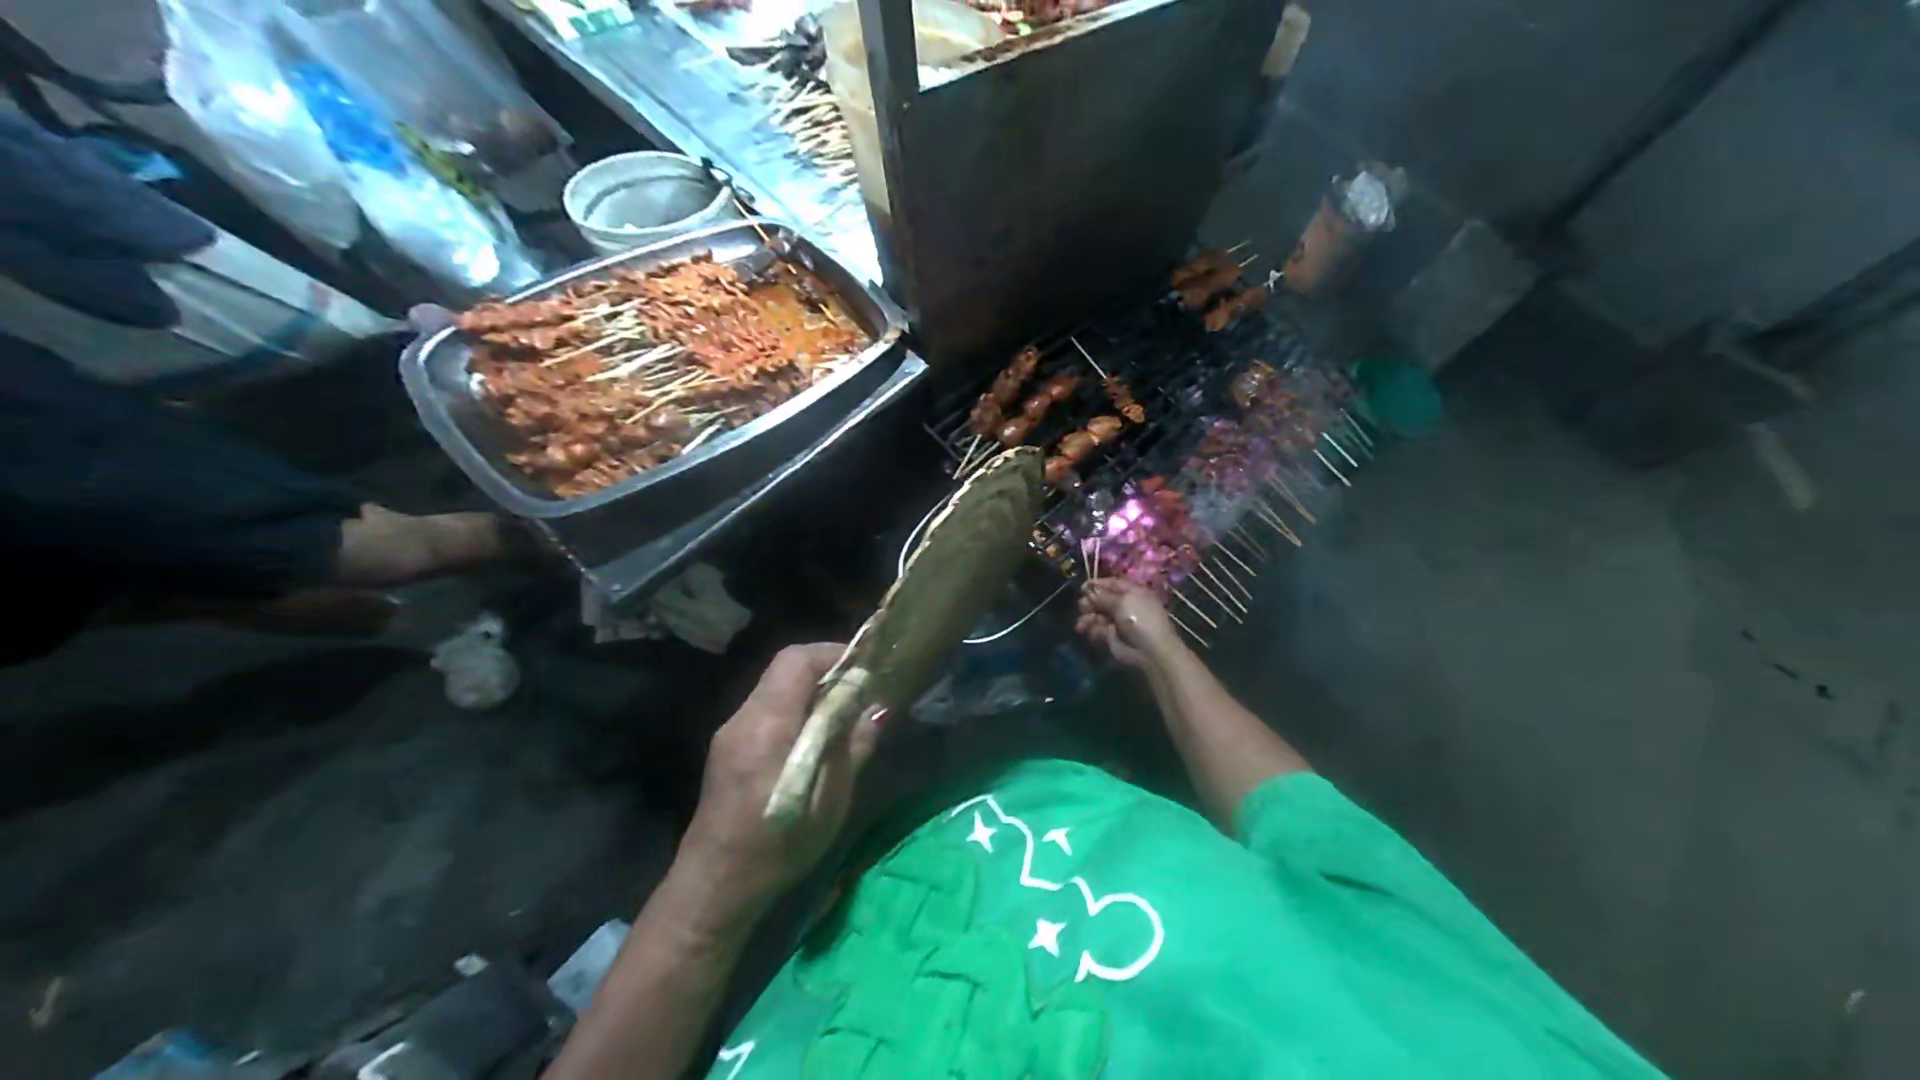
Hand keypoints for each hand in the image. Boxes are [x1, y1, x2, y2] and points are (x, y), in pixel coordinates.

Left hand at [676, 644, 882, 926]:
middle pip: (784, 670)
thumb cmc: (777, 846)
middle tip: (862, 690)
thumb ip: (853, 746)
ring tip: (845, 713)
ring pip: (776, 689)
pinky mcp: (730, 749)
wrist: (715, 888)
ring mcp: (732, 732)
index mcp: (766, 726)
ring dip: (812, 690)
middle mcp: (743, 718)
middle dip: (826, 670)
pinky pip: (768, 710)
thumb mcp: (829, 800)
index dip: (832, 653)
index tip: (866, 667)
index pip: (794, 661)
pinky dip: (796, 709)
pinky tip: (816, 737)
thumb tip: (876, 707)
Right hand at [1077, 579, 1181, 669]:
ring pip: (1096, 614)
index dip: (1096, 585)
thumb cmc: (1140, 619)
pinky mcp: (1110, 636)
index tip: (1082, 588)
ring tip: (1082, 624)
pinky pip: (1096, 629)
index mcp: (1132, 592)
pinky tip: (1086, 630)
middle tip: (1082, 606)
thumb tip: (1089, 589)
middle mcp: (1124, 605)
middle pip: (1101, 599)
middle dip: (1089, 602)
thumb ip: (1103, 596)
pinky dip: (1090, 629)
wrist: (1149, 651)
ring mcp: (1117, 621)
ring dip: (1087, 617)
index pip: (1111, 584)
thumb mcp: (1122, 602)